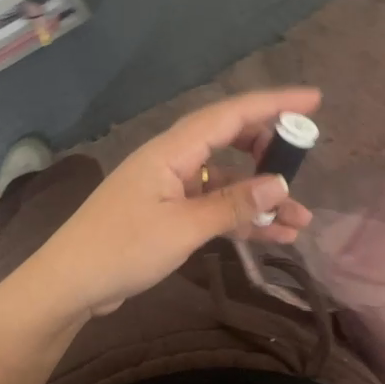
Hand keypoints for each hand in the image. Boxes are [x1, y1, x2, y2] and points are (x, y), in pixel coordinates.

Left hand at [23, 88, 320, 316]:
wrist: (71, 283)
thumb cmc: (122, 248)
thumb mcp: (184, 227)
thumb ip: (233, 204)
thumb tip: (281, 184)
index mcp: (171, 150)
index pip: (229, 115)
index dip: (273, 104)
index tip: (314, 100)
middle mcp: (171, 161)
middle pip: (228, 142)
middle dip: (269, 150)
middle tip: (304, 161)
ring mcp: (169, 189)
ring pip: (225, 182)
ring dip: (260, 198)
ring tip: (301, 219)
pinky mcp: (167, 216)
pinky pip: (213, 208)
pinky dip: (240, 219)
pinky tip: (273, 236)